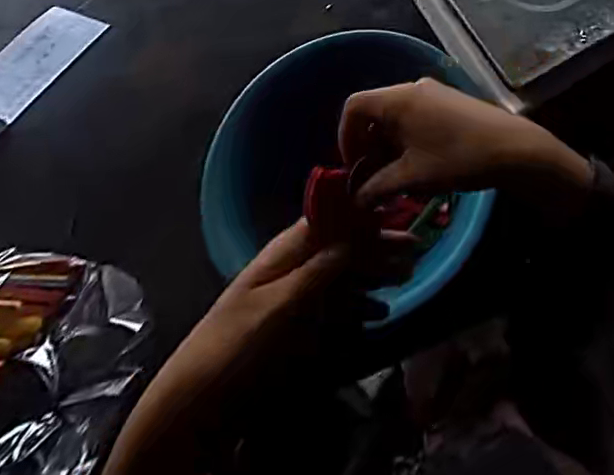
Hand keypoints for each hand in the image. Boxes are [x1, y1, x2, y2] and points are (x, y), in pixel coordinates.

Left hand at [106, 220, 411, 473]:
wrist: (198, 400)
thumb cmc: (235, 343)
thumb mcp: (279, 304)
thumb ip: (319, 270)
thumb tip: (355, 232)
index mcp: (284, 251)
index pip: (329, 220)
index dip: (362, 214)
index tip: (396, 213)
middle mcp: (293, 267)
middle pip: (342, 247)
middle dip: (377, 245)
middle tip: (415, 248)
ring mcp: (295, 296)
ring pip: (343, 275)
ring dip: (374, 272)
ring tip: (407, 275)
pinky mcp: (297, 325)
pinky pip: (336, 305)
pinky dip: (360, 304)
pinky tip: (380, 311)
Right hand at [339, 79, 592, 216]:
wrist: (514, 149)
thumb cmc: (458, 158)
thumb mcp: (412, 178)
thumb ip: (377, 187)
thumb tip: (356, 199)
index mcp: (398, 98)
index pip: (353, 107)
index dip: (345, 137)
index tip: (353, 167)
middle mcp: (413, 88)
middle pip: (374, 112)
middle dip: (367, 147)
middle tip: (372, 180)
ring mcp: (434, 93)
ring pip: (395, 117)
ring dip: (388, 147)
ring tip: (395, 180)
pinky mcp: (449, 103)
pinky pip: (415, 117)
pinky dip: (407, 141)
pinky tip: (419, 168)